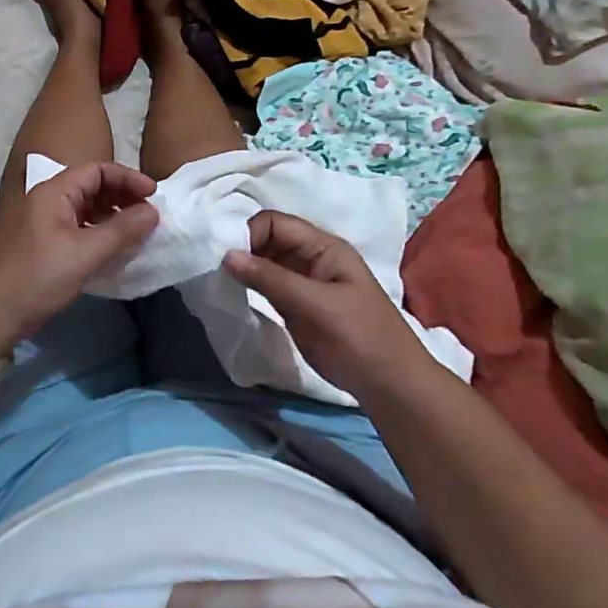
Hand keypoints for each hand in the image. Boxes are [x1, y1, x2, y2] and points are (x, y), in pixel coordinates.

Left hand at [0, 161, 158, 351]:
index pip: (97, 170)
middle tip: (148, 214)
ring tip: (136, 230)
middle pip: (92, 185)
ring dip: (114, 213)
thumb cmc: (39, 278)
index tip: (153, 195)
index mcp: (54, 192)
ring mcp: (46, 220)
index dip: (127, 178)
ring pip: (87, 206)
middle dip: (123, 195)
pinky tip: (115, 245)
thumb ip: (121, 230)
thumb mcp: (85, 254)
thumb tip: (153, 212)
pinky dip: (101, 229)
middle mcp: (49, 199)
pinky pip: (80, 224)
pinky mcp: (47, 241)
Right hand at [222, 210, 431, 400]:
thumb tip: (227, 255)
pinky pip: (270, 287)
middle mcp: (312, 258)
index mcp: (324, 247)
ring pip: (267, 263)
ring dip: (245, 268)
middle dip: (243, 249)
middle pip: (269, 240)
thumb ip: (271, 279)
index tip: (226, 259)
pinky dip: (252, 287)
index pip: (276, 223)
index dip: (249, 234)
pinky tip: (235, 295)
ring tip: (221, 282)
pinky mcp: (299, 307)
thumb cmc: (359, 337)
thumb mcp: (316, 305)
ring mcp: (306, 283)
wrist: (390, 384)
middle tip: (217, 270)